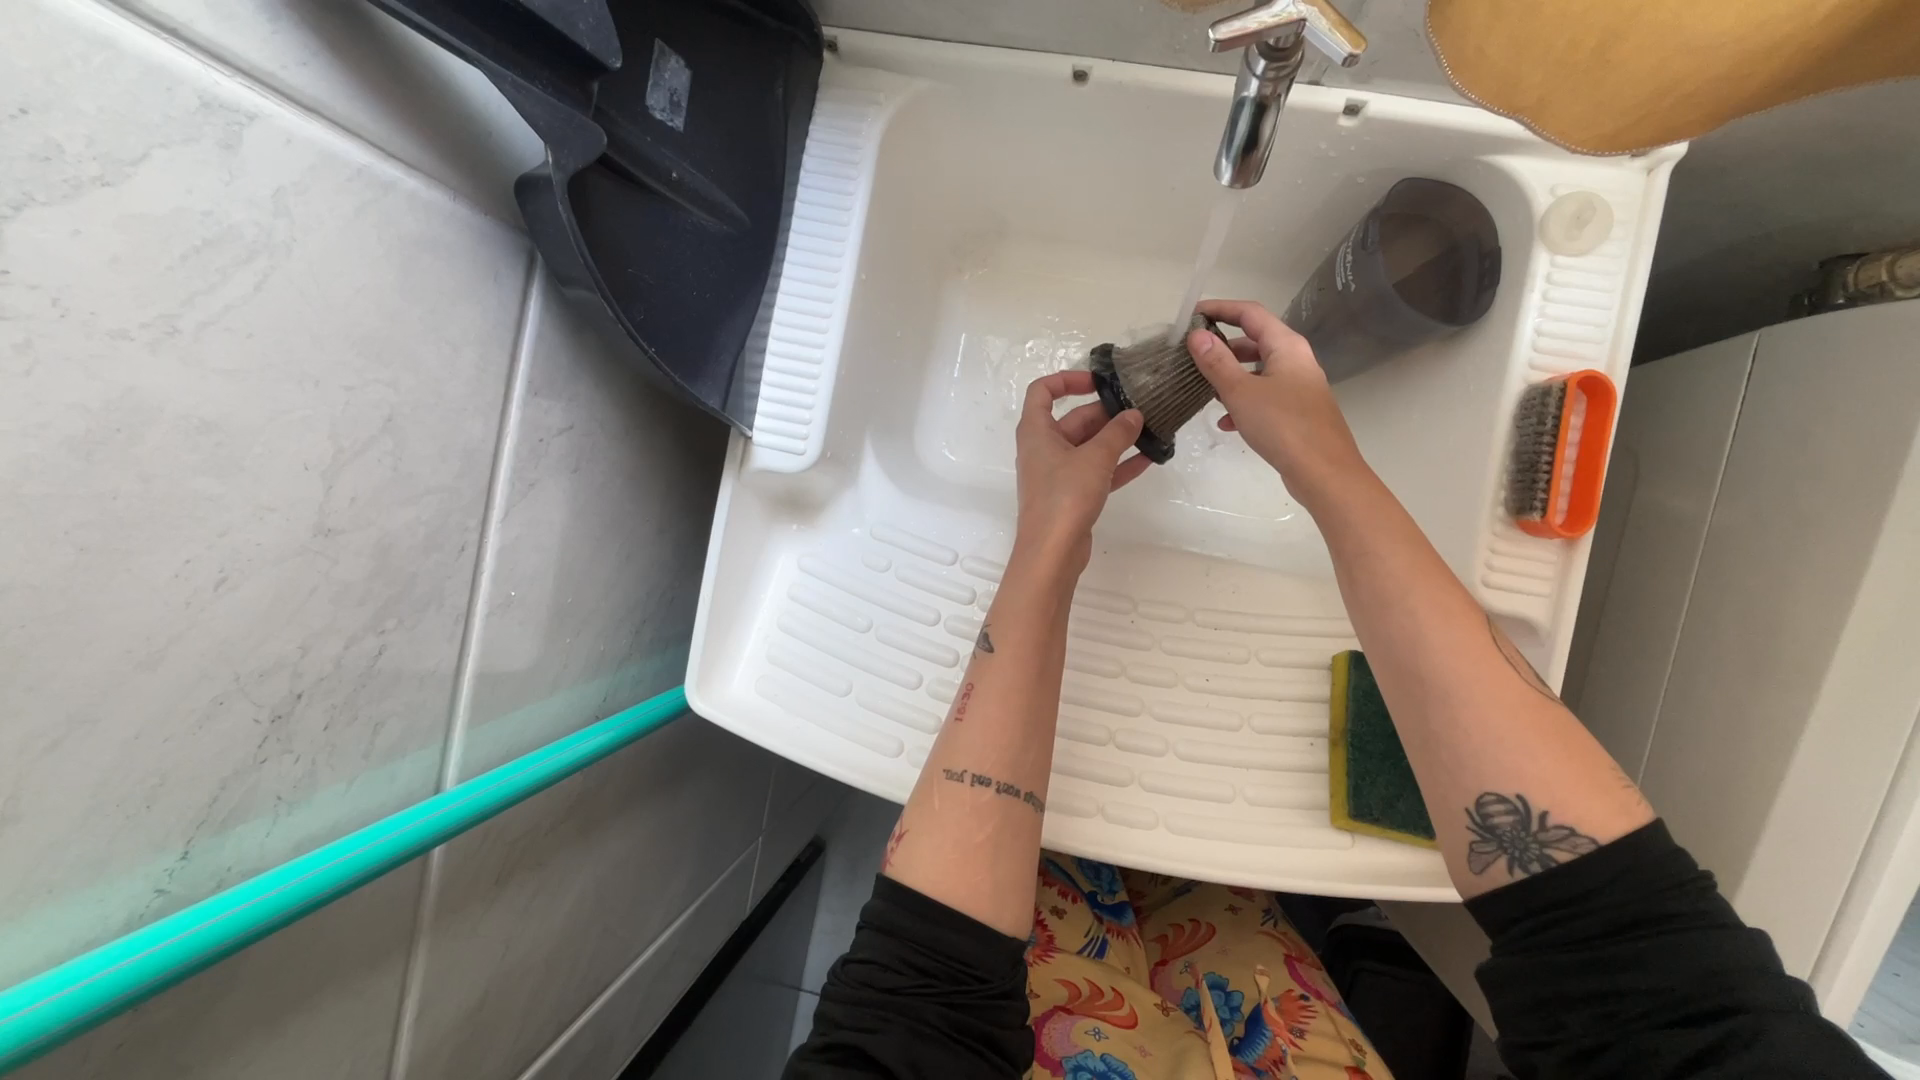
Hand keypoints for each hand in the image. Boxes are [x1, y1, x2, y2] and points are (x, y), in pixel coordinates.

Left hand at [1012, 370, 1149, 572]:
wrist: (1052, 552)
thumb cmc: (1064, 497)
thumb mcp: (1095, 458)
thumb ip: (1117, 433)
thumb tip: (1134, 415)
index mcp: (1036, 431)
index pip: (1042, 391)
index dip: (1067, 380)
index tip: (1098, 381)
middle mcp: (1043, 448)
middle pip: (1074, 420)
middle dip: (1107, 413)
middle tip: (1141, 408)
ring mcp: (1057, 473)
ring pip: (1089, 447)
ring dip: (1117, 439)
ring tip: (1151, 429)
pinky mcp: (1071, 495)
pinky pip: (1097, 471)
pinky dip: (1119, 464)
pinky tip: (1149, 458)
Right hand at [1187, 299, 1367, 504]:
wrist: (1323, 472)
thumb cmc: (1282, 425)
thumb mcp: (1241, 392)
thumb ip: (1216, 363)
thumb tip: (1196, 335)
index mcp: (1286, 346)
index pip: (1250, 313)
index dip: (1220, 309)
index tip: (1192, 316)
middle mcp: (1296, 360)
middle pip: (1254, 341)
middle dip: (1222, 347)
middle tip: (1192, 356)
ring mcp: (1298, 386)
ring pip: (1258, 371)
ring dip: (1230, 377)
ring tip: (1204, 389)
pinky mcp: (1297, 411)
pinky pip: (1264, 396)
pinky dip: (1243, 403)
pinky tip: (1226, 423)